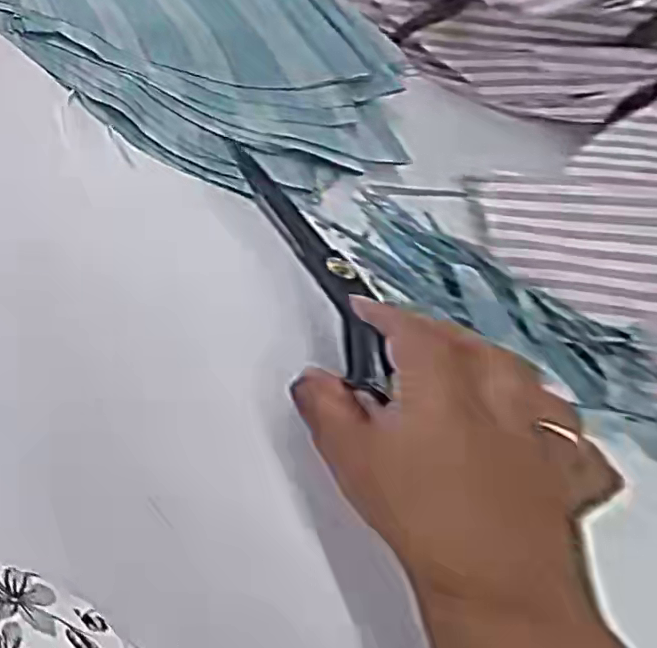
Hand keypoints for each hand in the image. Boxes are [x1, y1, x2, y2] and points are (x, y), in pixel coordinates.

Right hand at [293, 299, 620, 637]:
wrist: (492, 585)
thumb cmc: (422, 518)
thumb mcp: (341, 448)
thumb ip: (321, 401)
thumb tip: (317, 380)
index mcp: (441, 398)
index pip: (416, 335)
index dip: (385, 313)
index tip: (364, 307)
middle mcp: (499, 413)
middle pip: (480, 350)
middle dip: (439, 330)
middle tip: (407, 328)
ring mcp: (542, 448)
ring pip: (533, 385)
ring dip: (496, 364)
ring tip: (468, 363)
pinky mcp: (569, 482)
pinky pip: (575, 439)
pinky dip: (552, 422)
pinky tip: (533, 426)